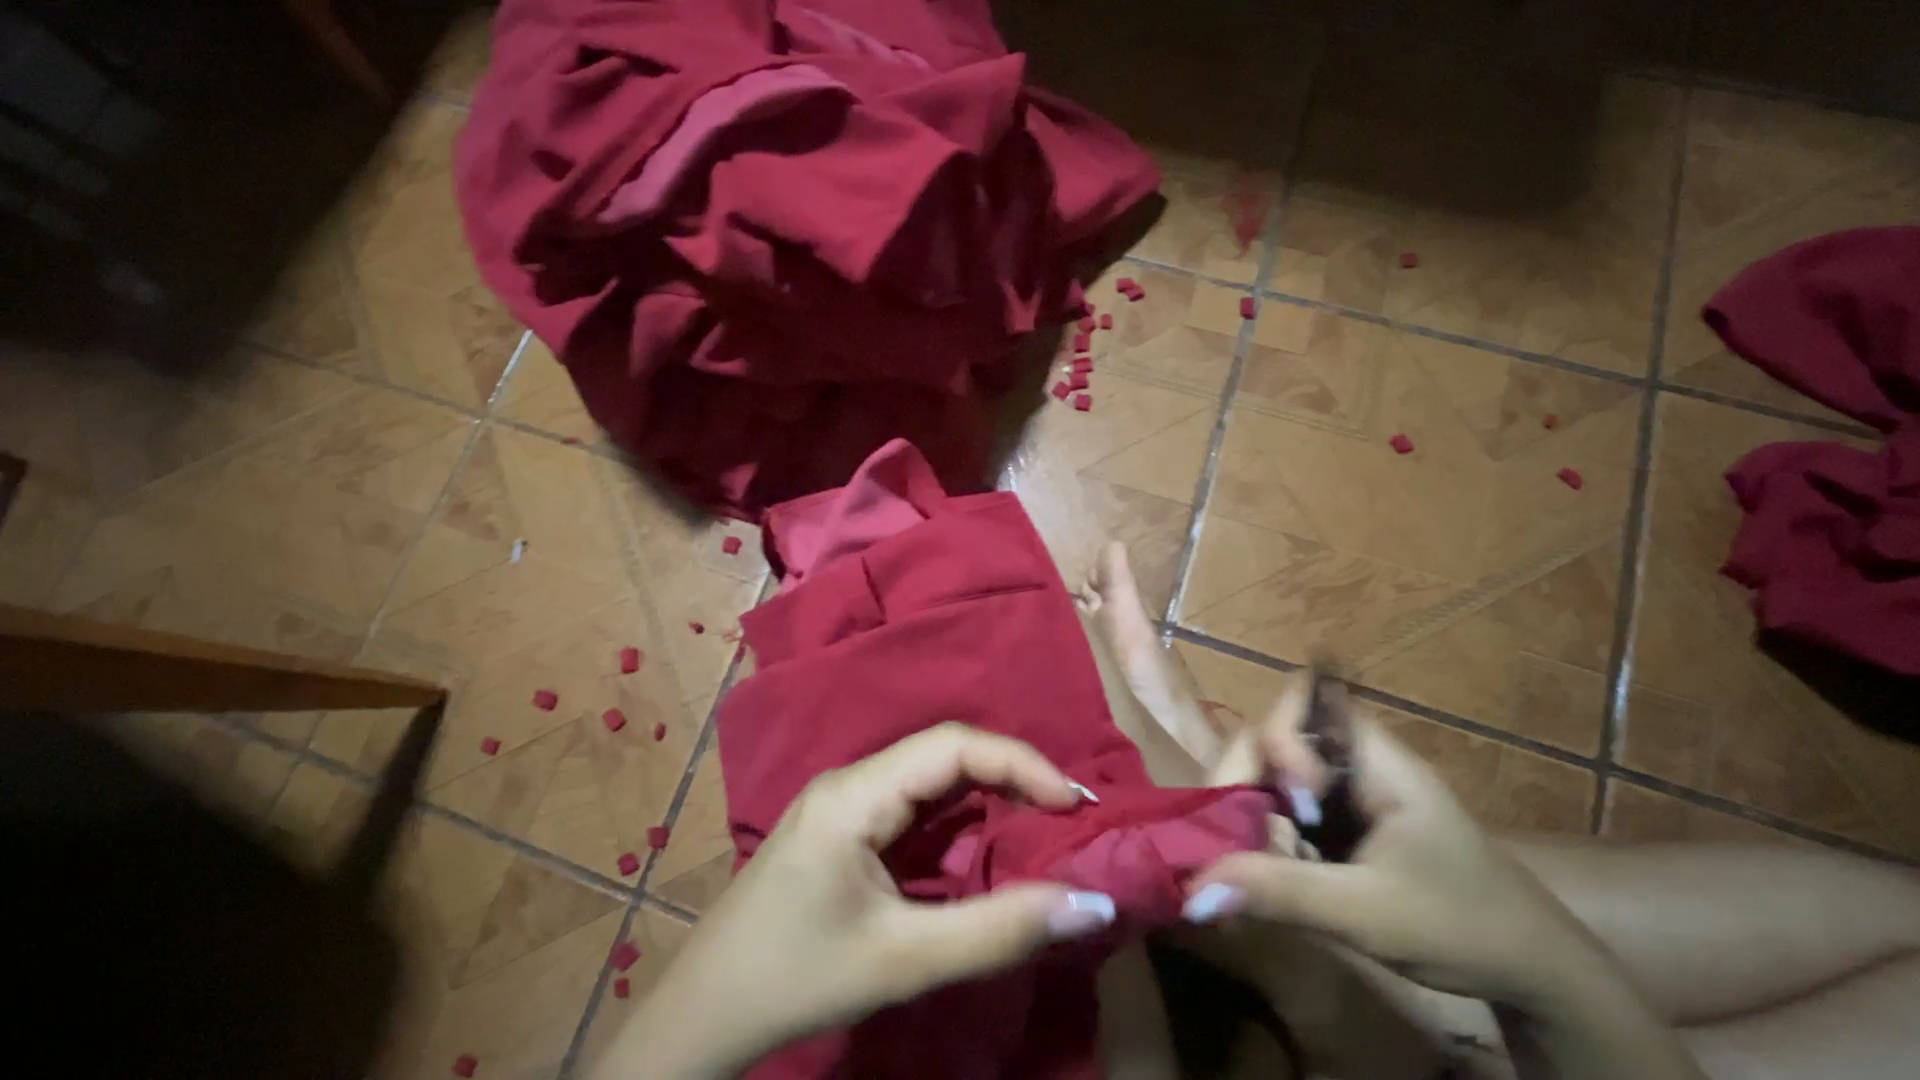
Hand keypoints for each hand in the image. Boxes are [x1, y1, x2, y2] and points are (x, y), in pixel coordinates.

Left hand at [592, 723, 1116, 1078]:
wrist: (705, 1013)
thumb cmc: (799, 977)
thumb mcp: (906, 960)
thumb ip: (1000, 930)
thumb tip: (1094, 903)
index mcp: (855, 793)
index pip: (954, 746)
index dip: (1022, 764)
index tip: (1075, 805)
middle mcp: (850, 782)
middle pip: (945, 755)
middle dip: (1012, 778)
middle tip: (1070, 819)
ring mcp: (842, 805)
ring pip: (931, 780)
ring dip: (989, 798)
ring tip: (1044, 829)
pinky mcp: (843, 831)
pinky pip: (914, 809)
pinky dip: (960, 823)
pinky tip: (987, 849)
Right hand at [1183, 675, 1598, 1005]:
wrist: (1535, 973)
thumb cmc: (1463, 928)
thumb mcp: (1367, 913)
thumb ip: (1279, 894)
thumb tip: (1190, 892)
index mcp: (1377, 762)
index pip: (1306, 703)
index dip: (1277, 740)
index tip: (1282, 800)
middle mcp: (1357, 767)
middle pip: (1275, 740)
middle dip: (1246, 783)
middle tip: (1240, 843)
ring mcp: (1349, 798)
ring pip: (1274, 779)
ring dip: (1252, 816)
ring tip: (1252, 868)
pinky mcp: (1344, 830)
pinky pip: (1286, 814)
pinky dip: (1267, 839)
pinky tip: (1267, 879)